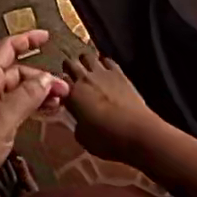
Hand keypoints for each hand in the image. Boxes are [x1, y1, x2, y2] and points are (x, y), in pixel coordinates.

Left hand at [0, 31, 69, 196]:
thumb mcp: (2, 120)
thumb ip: (25, 97)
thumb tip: (46, 77)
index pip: (6, 49)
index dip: (26, 40)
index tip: (46, 36)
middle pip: (14, 72)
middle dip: (40, 75)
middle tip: (65, 89)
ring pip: (14, 92)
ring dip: (36, 93)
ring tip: (59, 102)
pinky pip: (11, 110)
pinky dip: (28, 109)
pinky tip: (42, 116)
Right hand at [62, 51, 165, 165]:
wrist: (139, 133)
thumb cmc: (108, 139)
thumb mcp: (84, 138)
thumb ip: (77, 124)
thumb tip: (79, 121)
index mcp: (72, 93)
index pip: (58, 80)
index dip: (58, 85)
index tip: (62, 92)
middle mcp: (83, 78)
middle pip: (69, 62)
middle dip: (69, 68)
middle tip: (73, 78)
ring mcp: (101, 73)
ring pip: (87, 56)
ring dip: (85, 62)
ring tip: (88, 70)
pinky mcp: (119, 73)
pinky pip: (107, 60)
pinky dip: (104, 64)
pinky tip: (106, 71)